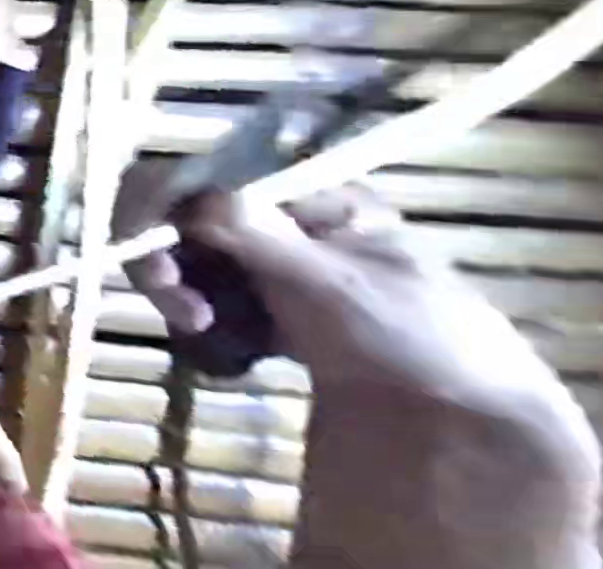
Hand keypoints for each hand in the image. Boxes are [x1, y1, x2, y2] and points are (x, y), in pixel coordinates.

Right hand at [123, 174, 553, 403]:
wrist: (461, 429)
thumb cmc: (416, 339)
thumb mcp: (336, 280)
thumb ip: (256, 233)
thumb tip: (187, 197)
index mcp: (290, 187)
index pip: (195, 171)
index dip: (153, 200)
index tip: (141, 245)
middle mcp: (261, 213)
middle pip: (168, 214)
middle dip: (159, 259)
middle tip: (177, 305)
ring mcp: (250, 256)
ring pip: (170, 257)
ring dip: (173, 295)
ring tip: (207, 333)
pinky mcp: (242, 298)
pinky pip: (188, 295)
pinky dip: (194, 324)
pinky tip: (230, 352)